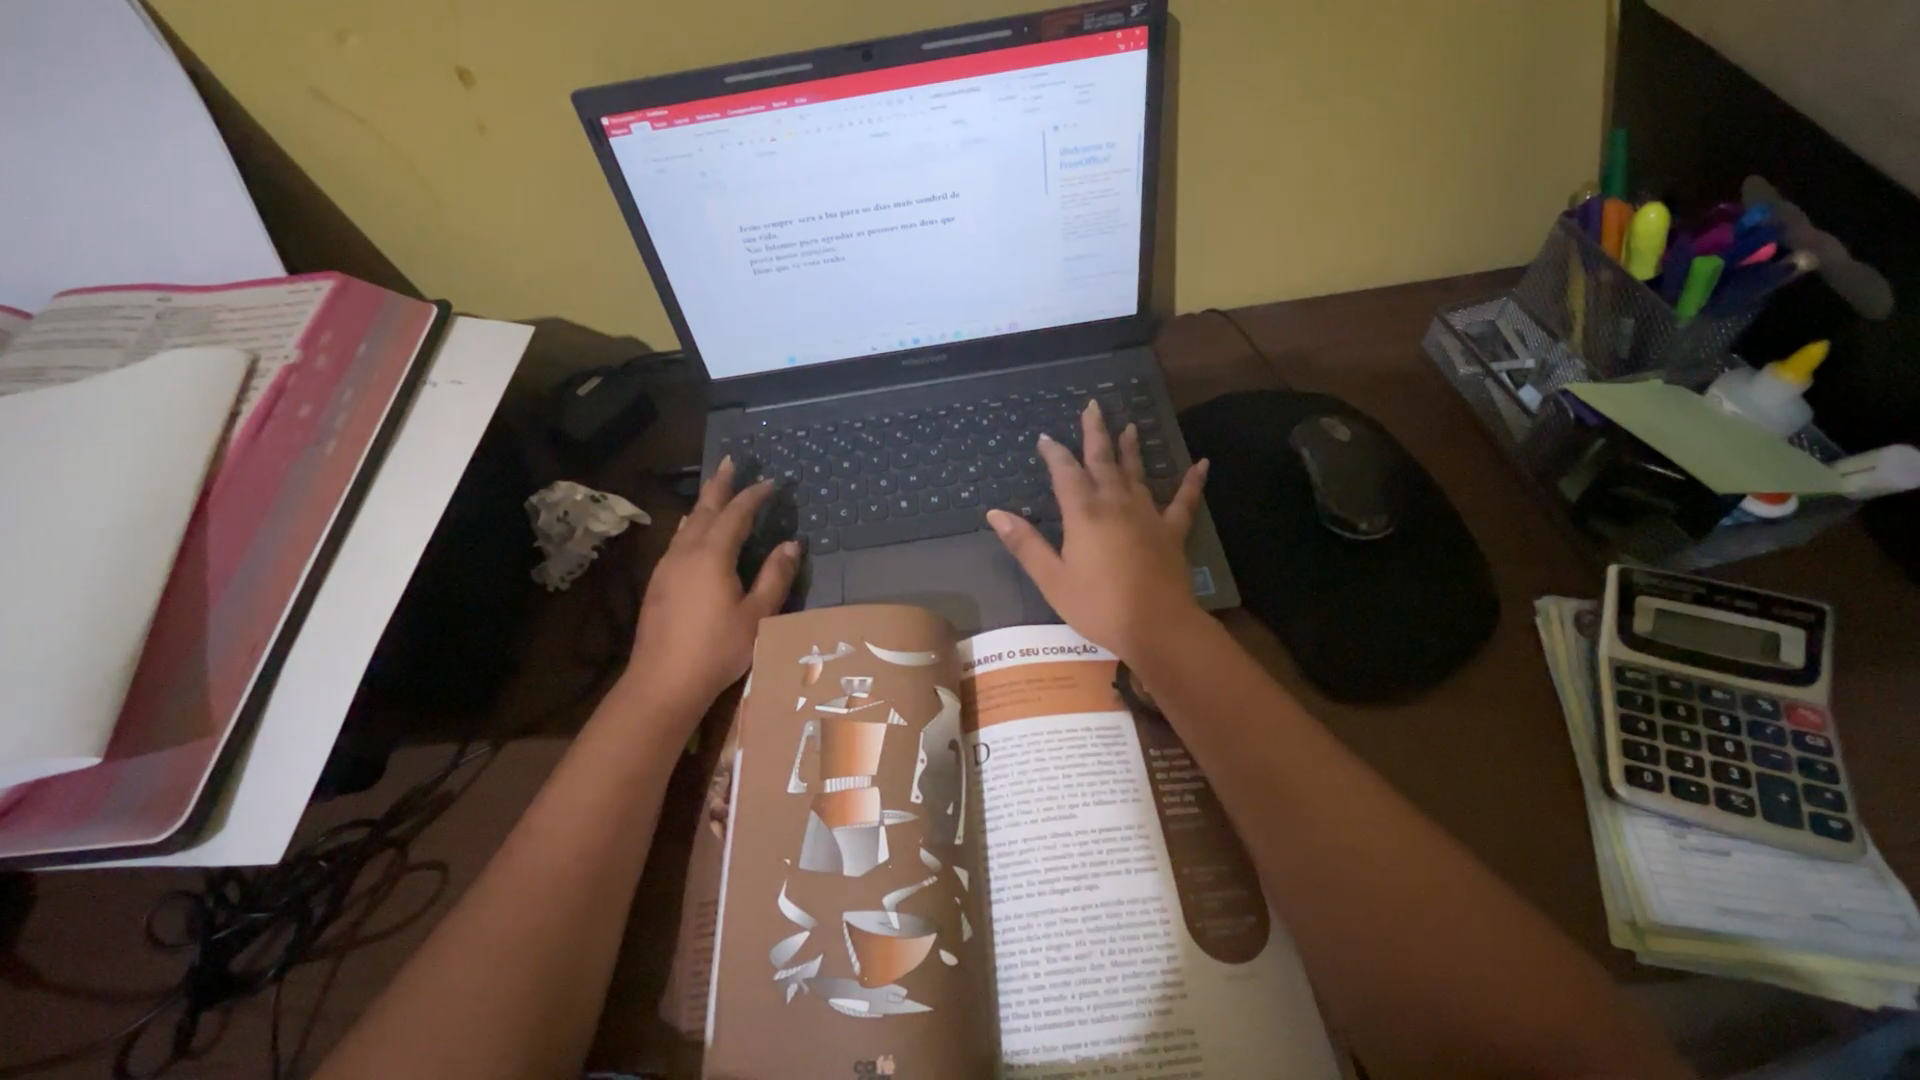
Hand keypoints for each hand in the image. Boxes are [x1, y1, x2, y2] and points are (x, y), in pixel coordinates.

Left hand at [624, 458, 800, 716]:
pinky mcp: (657, 584)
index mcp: (712, 556)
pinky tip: (690, 531)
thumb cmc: (717, 650)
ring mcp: (667, 567)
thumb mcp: (757, 616)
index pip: (736, 515)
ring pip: (687, 525)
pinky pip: (677, 541)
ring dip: (704, 504)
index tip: (771, 482)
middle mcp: (686, 553)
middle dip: (720, 485)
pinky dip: (690, 526)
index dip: (753, 496)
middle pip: (705, 510)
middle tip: (730, 461)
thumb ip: (774, 577)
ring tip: (714, 490)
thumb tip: (791, 544)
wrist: (662, 682)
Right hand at [987, 400, 1208, 661]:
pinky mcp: (1172, 532)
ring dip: (1131, 449)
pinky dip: (1192, 481)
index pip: (1065, 473)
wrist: (1157, 626)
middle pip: (1103, 461)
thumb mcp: (1052, 579)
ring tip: (1129, 425)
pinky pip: (1184, 501)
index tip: (1045, 438)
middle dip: (1095, 433)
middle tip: (1093, 407)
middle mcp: (1116, 504)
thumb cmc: (1098, 606)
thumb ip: (1026, 544)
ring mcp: (1148, 515)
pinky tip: (1202, 464)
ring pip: (1137, 473)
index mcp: (1084, 514)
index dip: (1055, 454)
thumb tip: (995, 513)